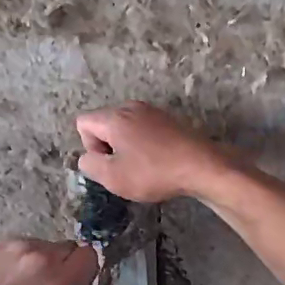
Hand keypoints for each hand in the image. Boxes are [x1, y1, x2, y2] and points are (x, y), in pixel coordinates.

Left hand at [0, 238, 98, 284]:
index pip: (91, 255)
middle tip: (48, 280)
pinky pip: (27, 244)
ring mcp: (25, 245)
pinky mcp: (6, 240)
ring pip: (48, 245)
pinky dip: (23, 255)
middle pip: (70, 247)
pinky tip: (9, 273)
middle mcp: (47, 258)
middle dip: (65, 261)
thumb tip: (84, 277)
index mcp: (63, 282)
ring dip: (43, 258)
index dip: (84, 267)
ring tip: (24, 278)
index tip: (73, 279)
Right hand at [74, 102, 238, 201]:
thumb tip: (87, 157)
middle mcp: (131, 107)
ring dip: (127, 148)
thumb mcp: (113, 177)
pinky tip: (158, 162)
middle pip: (104, 124)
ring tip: (144, 167)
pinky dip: (144, 145)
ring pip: (124, 128)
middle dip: (108, 147)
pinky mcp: (168, 120)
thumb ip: (90, 164)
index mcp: (114, 117)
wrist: (201, 166)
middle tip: (126, 169)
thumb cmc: (153, 172)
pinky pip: (143, 130)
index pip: (83, 123)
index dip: (89, 147)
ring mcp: (152, 111)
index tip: (109, 163)